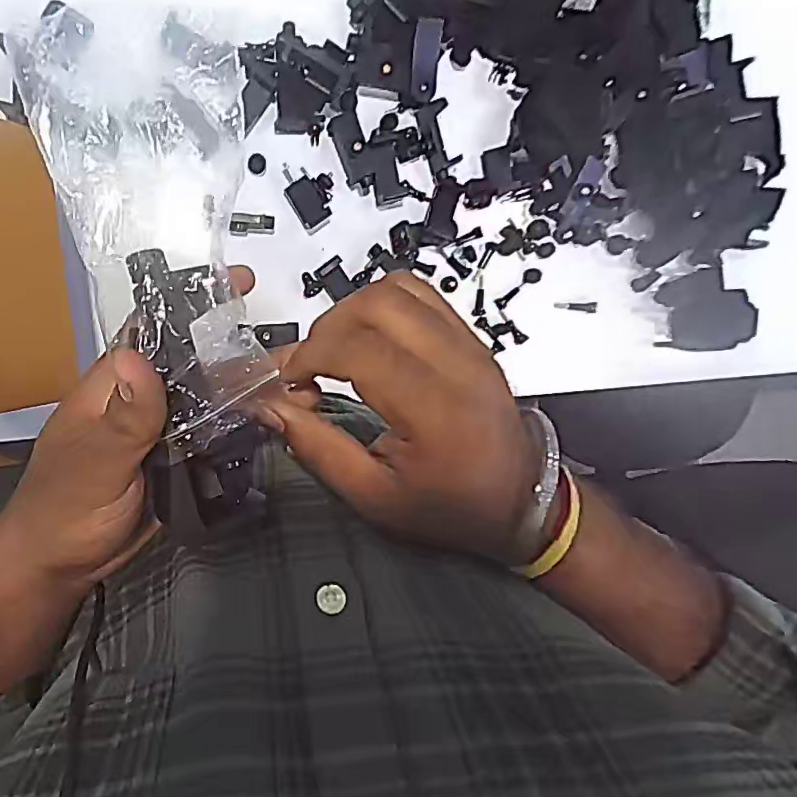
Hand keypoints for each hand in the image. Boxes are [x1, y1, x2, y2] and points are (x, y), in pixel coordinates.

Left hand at [0, 265, 261, 589]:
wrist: (61, 565)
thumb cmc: (59, 509)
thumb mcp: (92, 462)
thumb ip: (121, 417)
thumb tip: (139, 359)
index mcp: (112, 385)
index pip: (154, 329)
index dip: (192, 302)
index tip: (234, 284)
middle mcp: (139, 402)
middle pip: (191, 363)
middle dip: (233, 350)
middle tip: (282, 346)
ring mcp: (158, 433)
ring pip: (205, 401)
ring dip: (242, 391)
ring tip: (288, 382)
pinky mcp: (174, 463)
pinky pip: (209, 438)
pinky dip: (236, 430)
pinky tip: (267, 424)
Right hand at [257, 273, 544, 563]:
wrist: (523, 502)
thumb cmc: (453, 507)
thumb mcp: (374, 496)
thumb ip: (317, 448)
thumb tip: (273, 408)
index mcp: (436, 410)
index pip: (358, 348)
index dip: (308, 355)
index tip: (288, 380)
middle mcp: (459, 365)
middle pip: (376, 304)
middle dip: (325, 328)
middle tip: (309, 367)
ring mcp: (470, 345)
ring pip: (397, 288)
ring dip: (351, 312)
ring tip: (336, 352)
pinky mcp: (471, 339)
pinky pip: (419, 296)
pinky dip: (380, 308)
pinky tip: (367, 342)